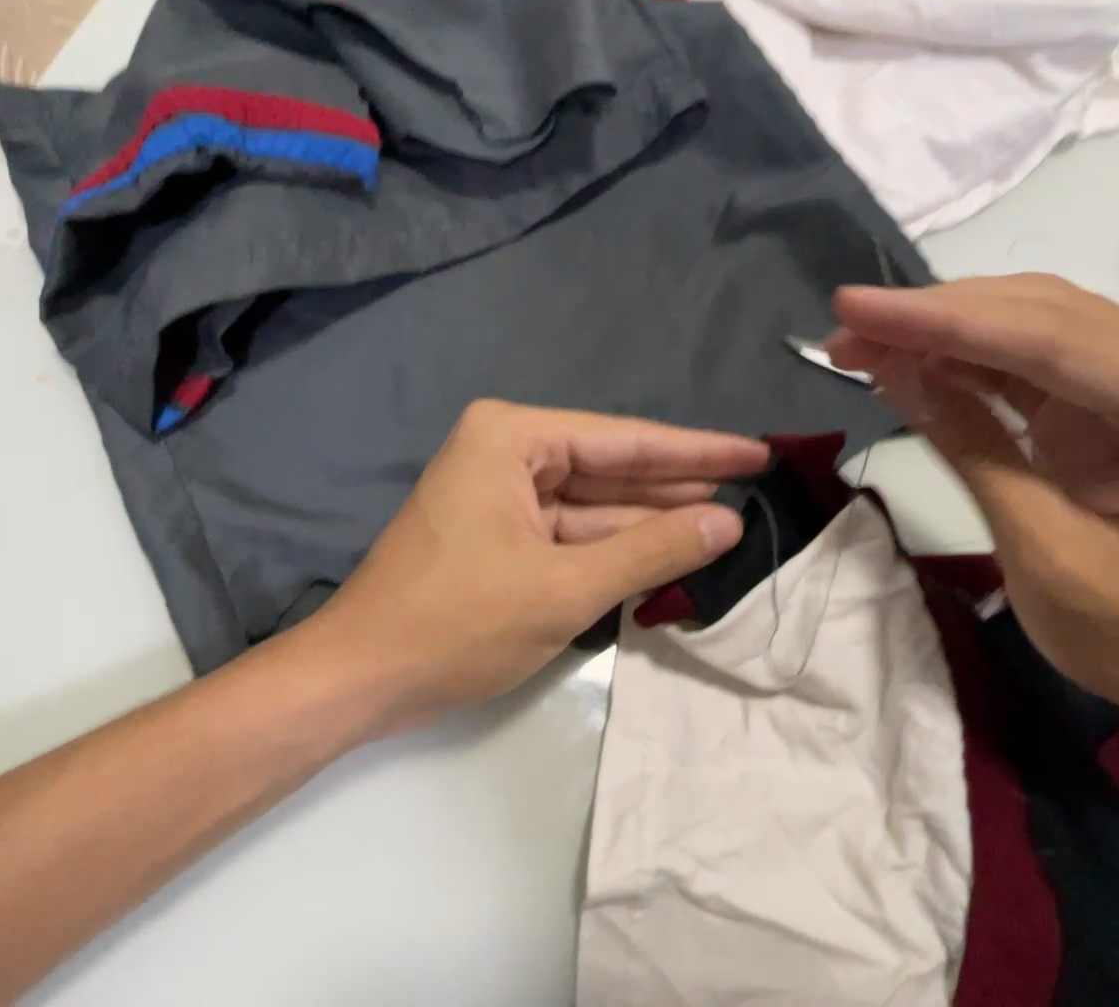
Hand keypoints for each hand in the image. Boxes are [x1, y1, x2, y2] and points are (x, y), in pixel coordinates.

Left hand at [308, 400, 764, 727]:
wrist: (361, 680)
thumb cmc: (457, 623)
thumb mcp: (565, 588)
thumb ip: (652, 551)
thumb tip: (728, 523)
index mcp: (512, 438)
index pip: (626, 440)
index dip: (698, 451)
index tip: (757, 453)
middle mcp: (506, 451)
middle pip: (612, 468)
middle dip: (678, 487)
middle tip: (754, 489)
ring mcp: (500, 494)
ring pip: (595, 504)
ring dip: (652, 521)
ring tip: (727, 523)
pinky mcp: (499, 535)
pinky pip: (572, 533)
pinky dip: (616, 548)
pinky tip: (670, 552)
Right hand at [826, 275, 1118, 740]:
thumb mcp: (1045, 553)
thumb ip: (973, 449)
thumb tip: (896, 369)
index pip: (1054, 342)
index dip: (943, 319)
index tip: (853, 306)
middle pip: (1051, 317)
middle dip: (939, 318)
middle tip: (846, 329)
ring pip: (1045, 328)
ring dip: (950, 331)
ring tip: (866, 341)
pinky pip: (1046, 365)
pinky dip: (975, 361)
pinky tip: (918, 361)